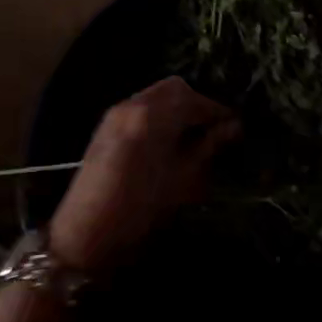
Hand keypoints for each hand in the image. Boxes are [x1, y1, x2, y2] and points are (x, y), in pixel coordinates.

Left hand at [48, 77, 240, 270]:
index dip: (218, 111)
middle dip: (197, 104)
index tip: (235, 126)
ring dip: (178, 108)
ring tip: (193, 137)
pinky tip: (168, 142)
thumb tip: (234, 127)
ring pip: (156, 96)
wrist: (86, 232)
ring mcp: (115, 114)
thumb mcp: (183, 179)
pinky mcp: (106, 127)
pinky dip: (159, 115)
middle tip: (214, 129)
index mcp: (153, 115)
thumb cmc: (140, 208)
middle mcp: (132, 105)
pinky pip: (140, 107)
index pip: (195, 99)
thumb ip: (209, 147)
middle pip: (174, 89)